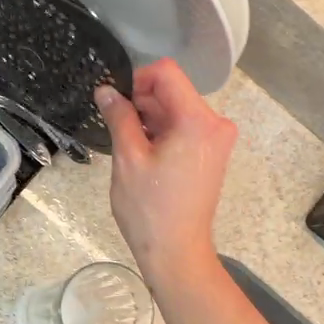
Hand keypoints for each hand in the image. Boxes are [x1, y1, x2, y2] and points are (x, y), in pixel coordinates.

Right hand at [96, 59, 238, 281]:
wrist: (175, 250)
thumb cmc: (149, 209)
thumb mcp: (127, 159)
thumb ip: (119, 117)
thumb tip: (106, 90)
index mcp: (198, 120)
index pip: (166, 73)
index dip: (136, 81)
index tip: (116, 106)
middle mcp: (215, 123)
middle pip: (172, 91)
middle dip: (142, 104)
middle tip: (118, 132)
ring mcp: (217, 138)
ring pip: (176, 110)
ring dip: (150, 121)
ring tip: (131, 151)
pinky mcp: (211, 152)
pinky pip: (183, 128)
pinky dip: (162, 134)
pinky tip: (145, 158)